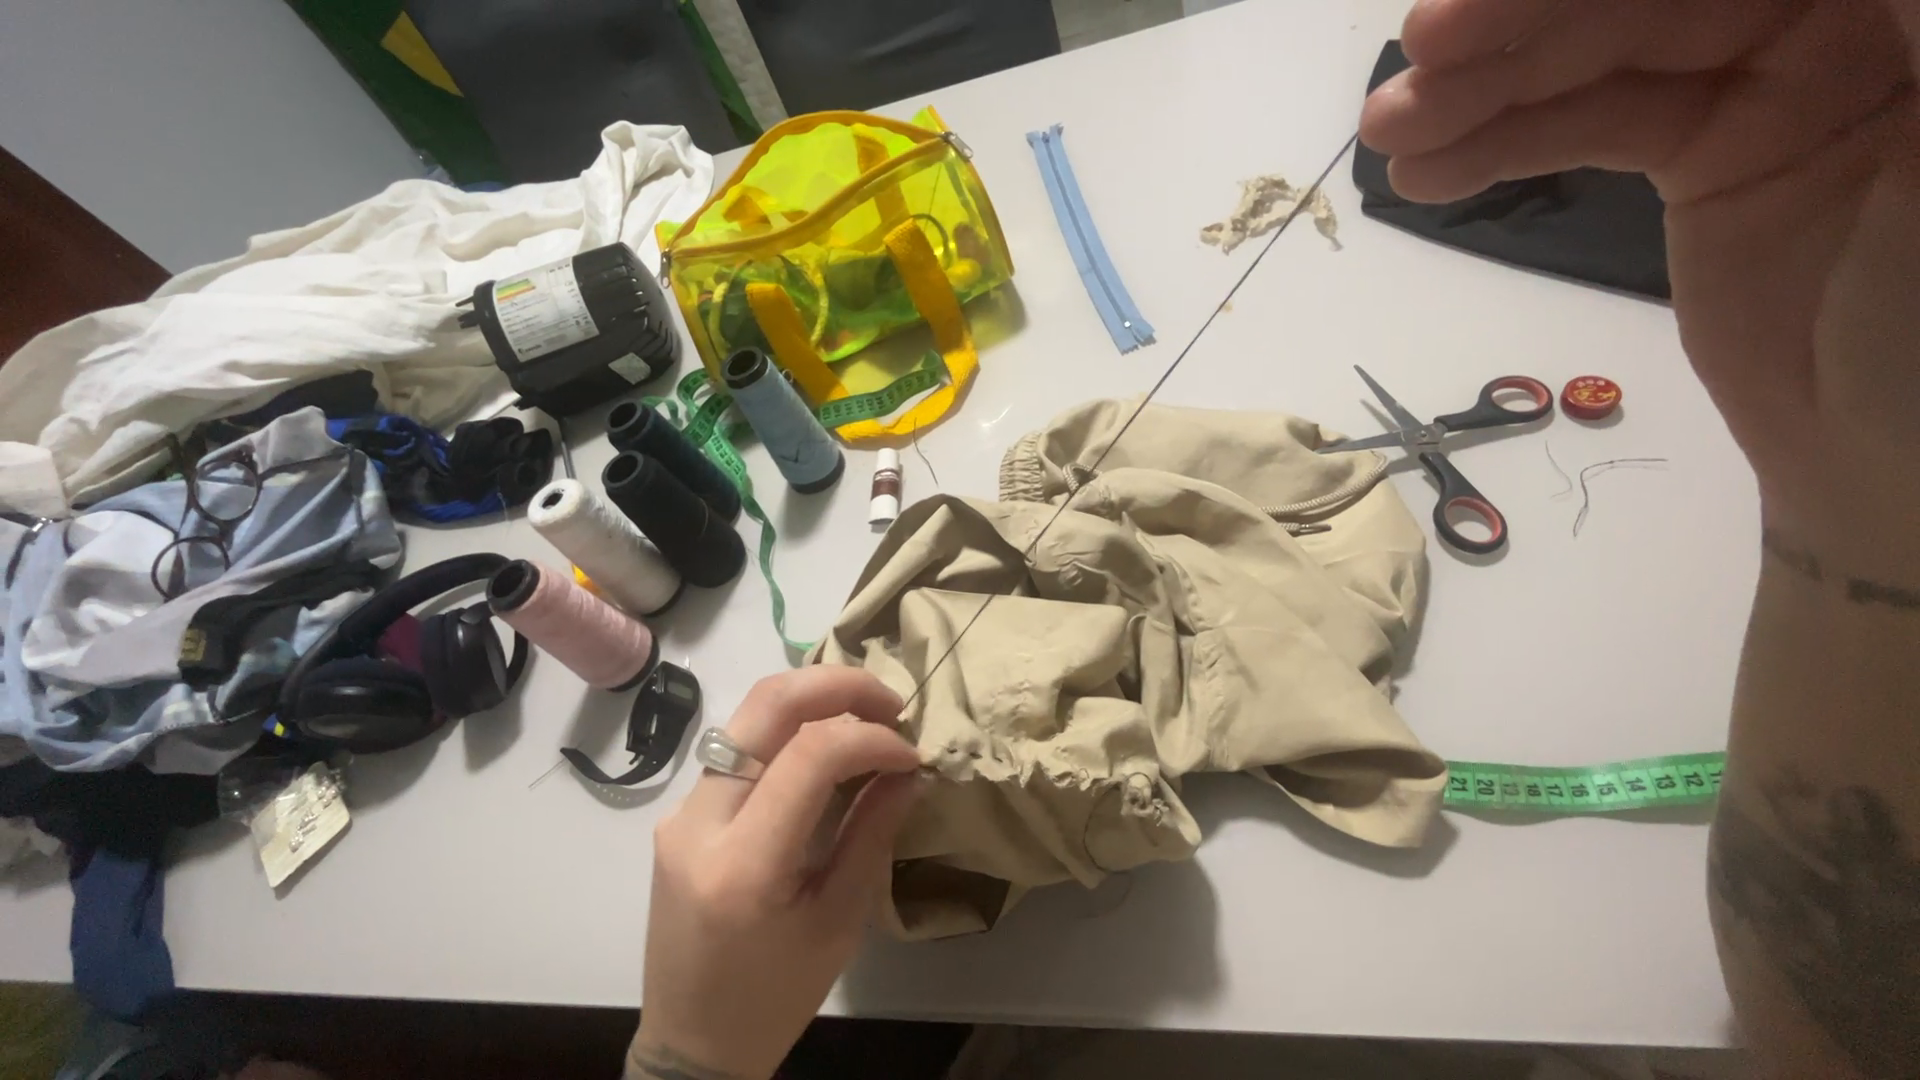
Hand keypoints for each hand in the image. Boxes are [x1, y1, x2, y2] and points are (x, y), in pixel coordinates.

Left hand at [628, 667, 921, 1079]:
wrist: (688, 1044)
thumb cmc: (774, 997)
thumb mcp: (839, 922)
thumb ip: (872, 834)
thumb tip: (907, 770)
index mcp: (742, 864)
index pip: (810, 755)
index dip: (871, 738)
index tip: (911, 754)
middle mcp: (698, 821)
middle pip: (767, 705)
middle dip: (839, 685)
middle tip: (891, 703)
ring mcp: (680, 811)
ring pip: (749, 714)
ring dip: (814, 699)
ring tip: (867, 716)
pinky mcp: (680, 812)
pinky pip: (740, 747)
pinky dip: (790, 729)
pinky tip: (827, 747)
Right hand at [1361, 0, 1919, 572]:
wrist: (1890, 447)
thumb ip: (1863, 25)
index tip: (1489, 9)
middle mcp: (1857, 4)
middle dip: (1531, 24)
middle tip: (1419, 57)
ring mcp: (1778, 71)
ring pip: (1610, 55)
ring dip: (1488, 92)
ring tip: (1388, 130)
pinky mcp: (1704, 145)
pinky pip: (1592, 126)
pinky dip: (1504, 149)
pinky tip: (1426, 174)